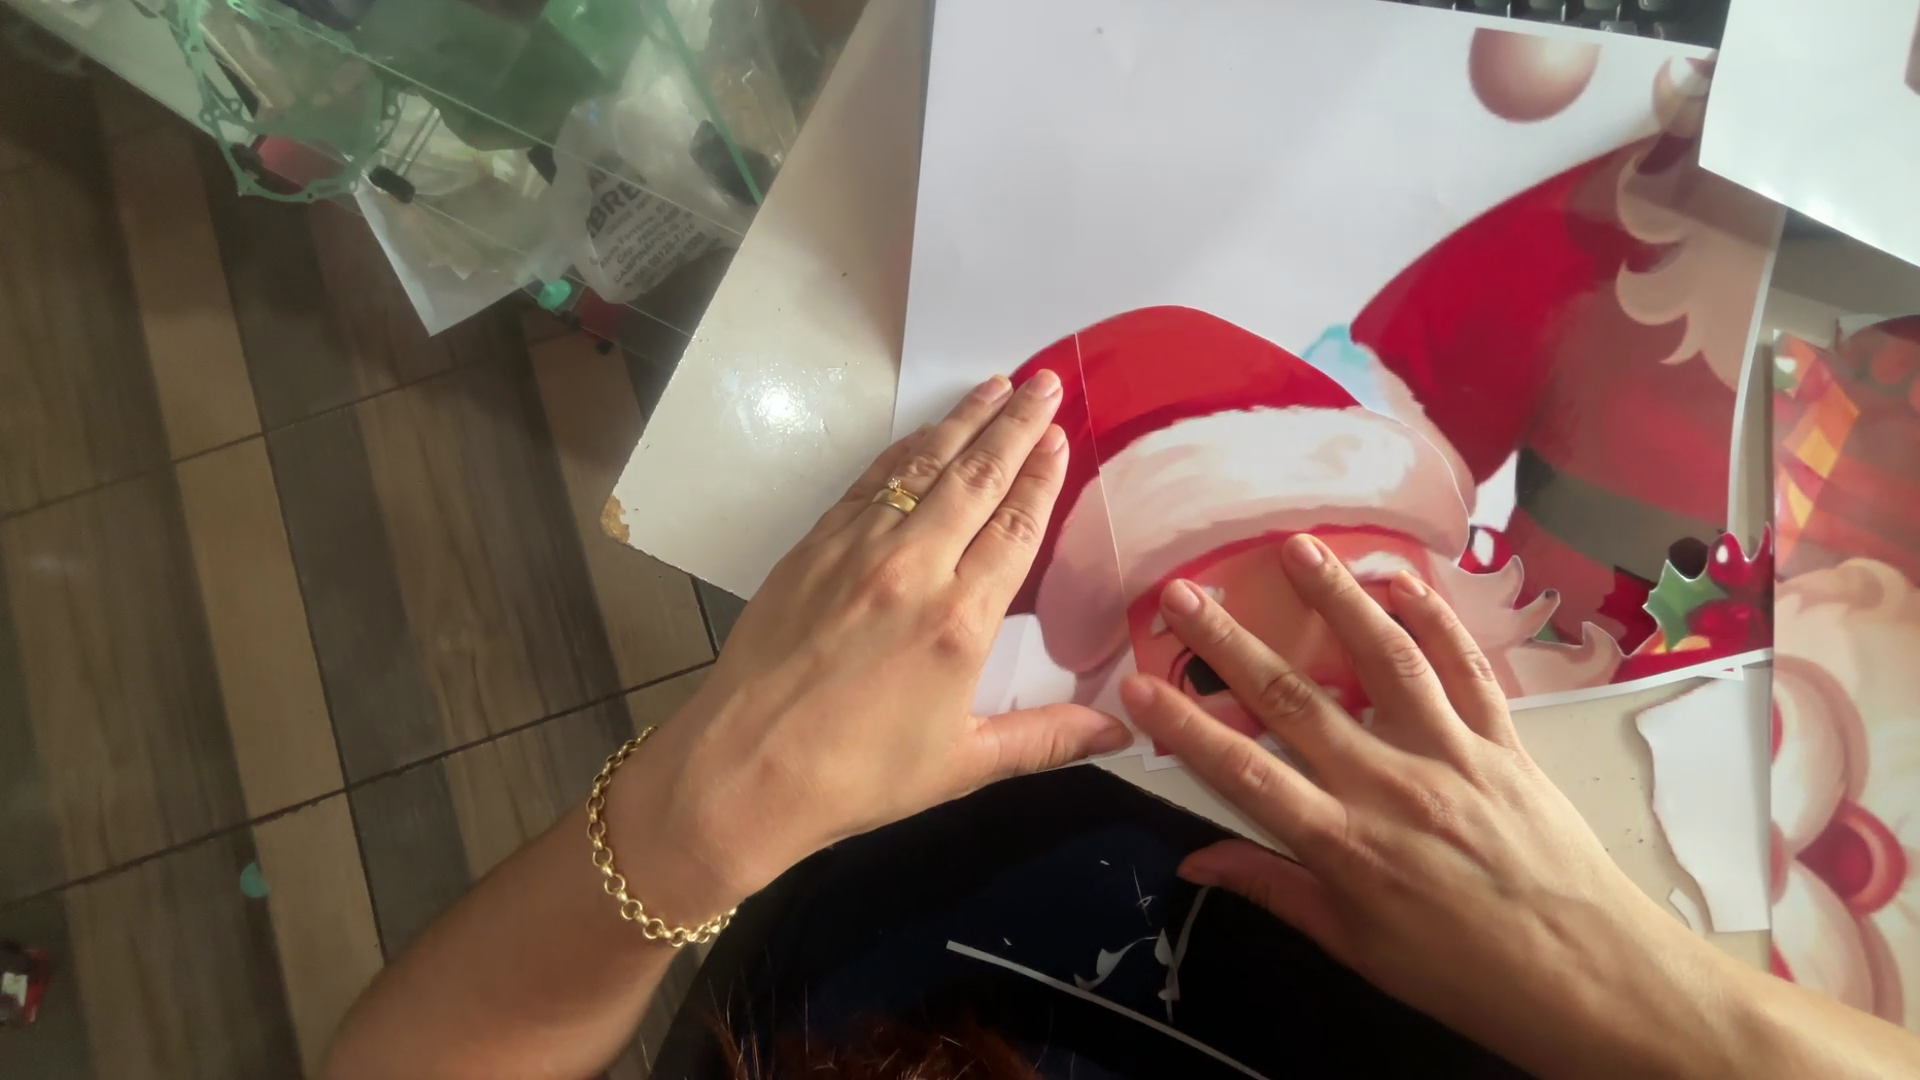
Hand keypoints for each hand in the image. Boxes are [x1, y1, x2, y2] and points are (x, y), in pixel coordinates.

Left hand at [615, 370, 1130, 922]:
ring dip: (964, 420)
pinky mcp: (817, 543)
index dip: (1042, 474)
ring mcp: (861, 547)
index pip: (1017, 526)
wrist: (745, 767)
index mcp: (962, 620)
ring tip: (996, 383)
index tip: (1058, 435)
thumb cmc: (860, 773)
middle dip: (1016, 423)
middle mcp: (917, 567)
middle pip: (979, 478)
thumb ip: (1047, 738)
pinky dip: (904, 449)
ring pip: (925, 467)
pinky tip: (925, 431)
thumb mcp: (964, 763)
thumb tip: (1120, 733)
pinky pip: (872, 481)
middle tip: (1044, 382)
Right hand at [1120, 533, 1731, 1078]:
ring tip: (1294, 548)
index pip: (1243, 771)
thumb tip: (1190, 860)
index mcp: (1345, 844)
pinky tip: (1402, 578)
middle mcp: (1390, 786)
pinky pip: (1466, 671)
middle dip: (1227, 642)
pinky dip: (1435, 619)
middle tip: (1183, 594)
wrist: (1604, 988)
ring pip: (1384, 662)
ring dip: (1335, 600)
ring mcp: (1452, 754)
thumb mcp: (1355, 948)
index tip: (1136, 684)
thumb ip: (1271, 889)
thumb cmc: (1464, 973)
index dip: (1183, 725)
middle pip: (1293, 699)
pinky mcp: (1503, 742)